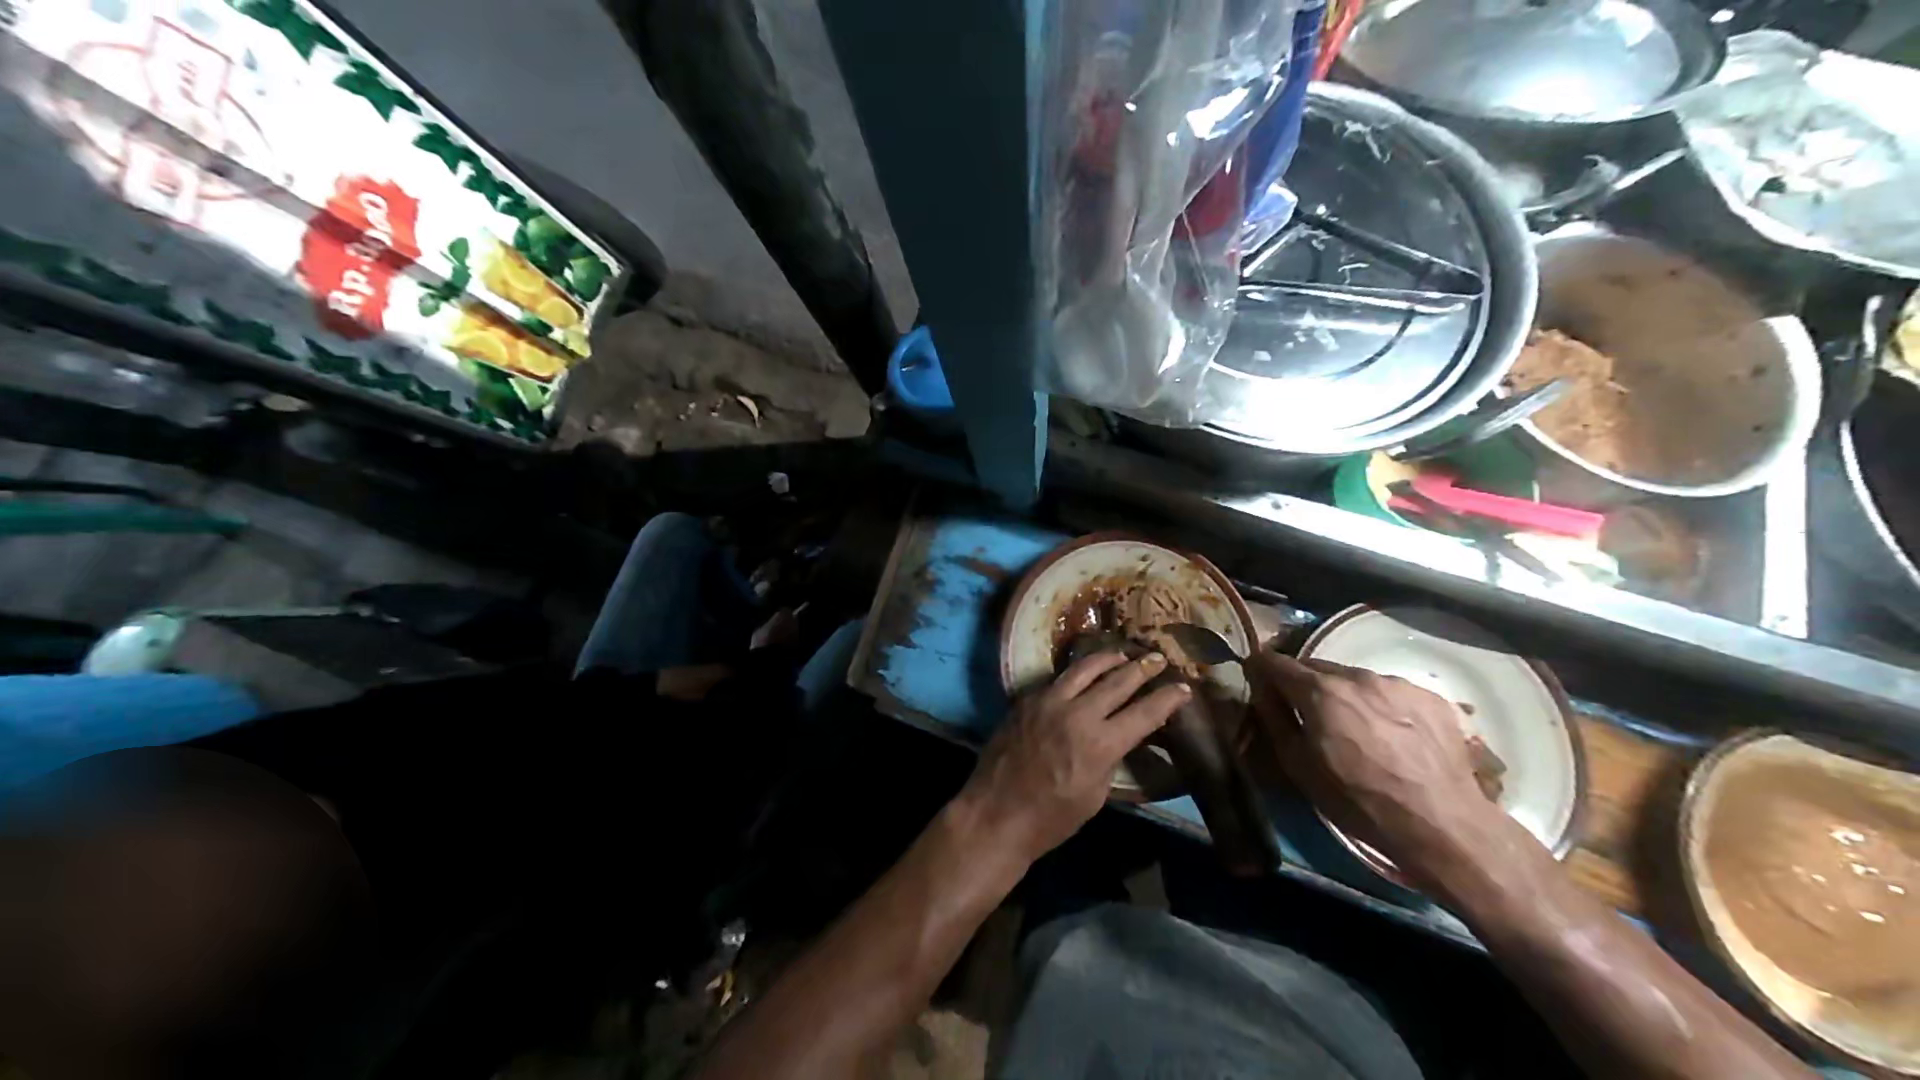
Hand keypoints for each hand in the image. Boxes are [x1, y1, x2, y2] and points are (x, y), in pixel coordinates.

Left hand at [959, 652, 1191, 862]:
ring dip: (1109, 659)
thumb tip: (1124, 736)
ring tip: (1123, 654)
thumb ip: (1112, 758)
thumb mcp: (1096, 794)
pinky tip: (1085, 671)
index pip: (1145, 712)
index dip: (1168, 699)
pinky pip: (1058, 678)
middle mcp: (1077, 713)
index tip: (1183, 688)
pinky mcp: (1027, 699)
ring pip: (1085, 668)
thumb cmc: (1052, 817)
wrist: (996, 813)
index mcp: (1100, 743)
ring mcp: (1048, 701)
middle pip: (1118, 681)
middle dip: (1143, 669)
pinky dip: (1078, 672)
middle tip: (1158, 659)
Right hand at [1248, 652, 1517, 886]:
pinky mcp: (1430, 696)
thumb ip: (1273, 718)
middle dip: (1302, 683)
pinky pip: (1389, 691)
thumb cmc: (1360, 801)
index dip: (1260, 669)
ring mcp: (1397, 683)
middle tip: (1304, 711)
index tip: (1256, 681)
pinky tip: (1389, 735)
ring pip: (1353, 678)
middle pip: (1315, 666)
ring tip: (1352, 727)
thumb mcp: (1299, 766)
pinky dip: (1378, 705)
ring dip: (1342, 694)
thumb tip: (1260, 689)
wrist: (1444, 826)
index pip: (1275, 661)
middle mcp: (1358, 676)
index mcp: (1321, 692)